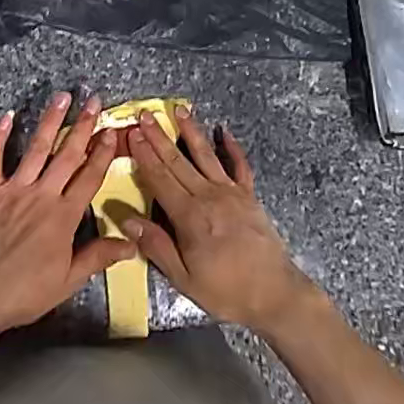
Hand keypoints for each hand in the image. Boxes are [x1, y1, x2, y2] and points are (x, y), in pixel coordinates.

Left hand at [0, 92, 133, 358]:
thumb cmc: (23, 293)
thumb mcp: (67, 281)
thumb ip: (98, 257)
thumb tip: (132, 244)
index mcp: (64, 216)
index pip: (89, 177)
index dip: (103, 152)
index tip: (112, 130)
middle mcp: (42, 195)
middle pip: (68, 154)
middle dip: (84, 126)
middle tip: (94, 101)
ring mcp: (12, 190)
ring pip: (36, 148)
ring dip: (50, 120)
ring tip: (62, 96)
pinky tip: (6, 116)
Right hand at [123, 106, 322, 336]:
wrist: (275, 294)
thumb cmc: (226, 291)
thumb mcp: (184, 278)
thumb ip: (156, 246)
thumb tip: (127, 219)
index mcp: (189, 216)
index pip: (160, 178)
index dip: (144, 155)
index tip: (131, 134)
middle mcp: (209, 196)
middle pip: (178, 161)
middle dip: (159, 137)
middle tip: (144, 115)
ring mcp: (232, 193)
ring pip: (206, 155)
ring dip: (191, 131)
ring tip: (179, 110)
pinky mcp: (249, 196)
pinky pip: (239, 166)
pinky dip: (232, 147)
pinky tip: (224, 131)